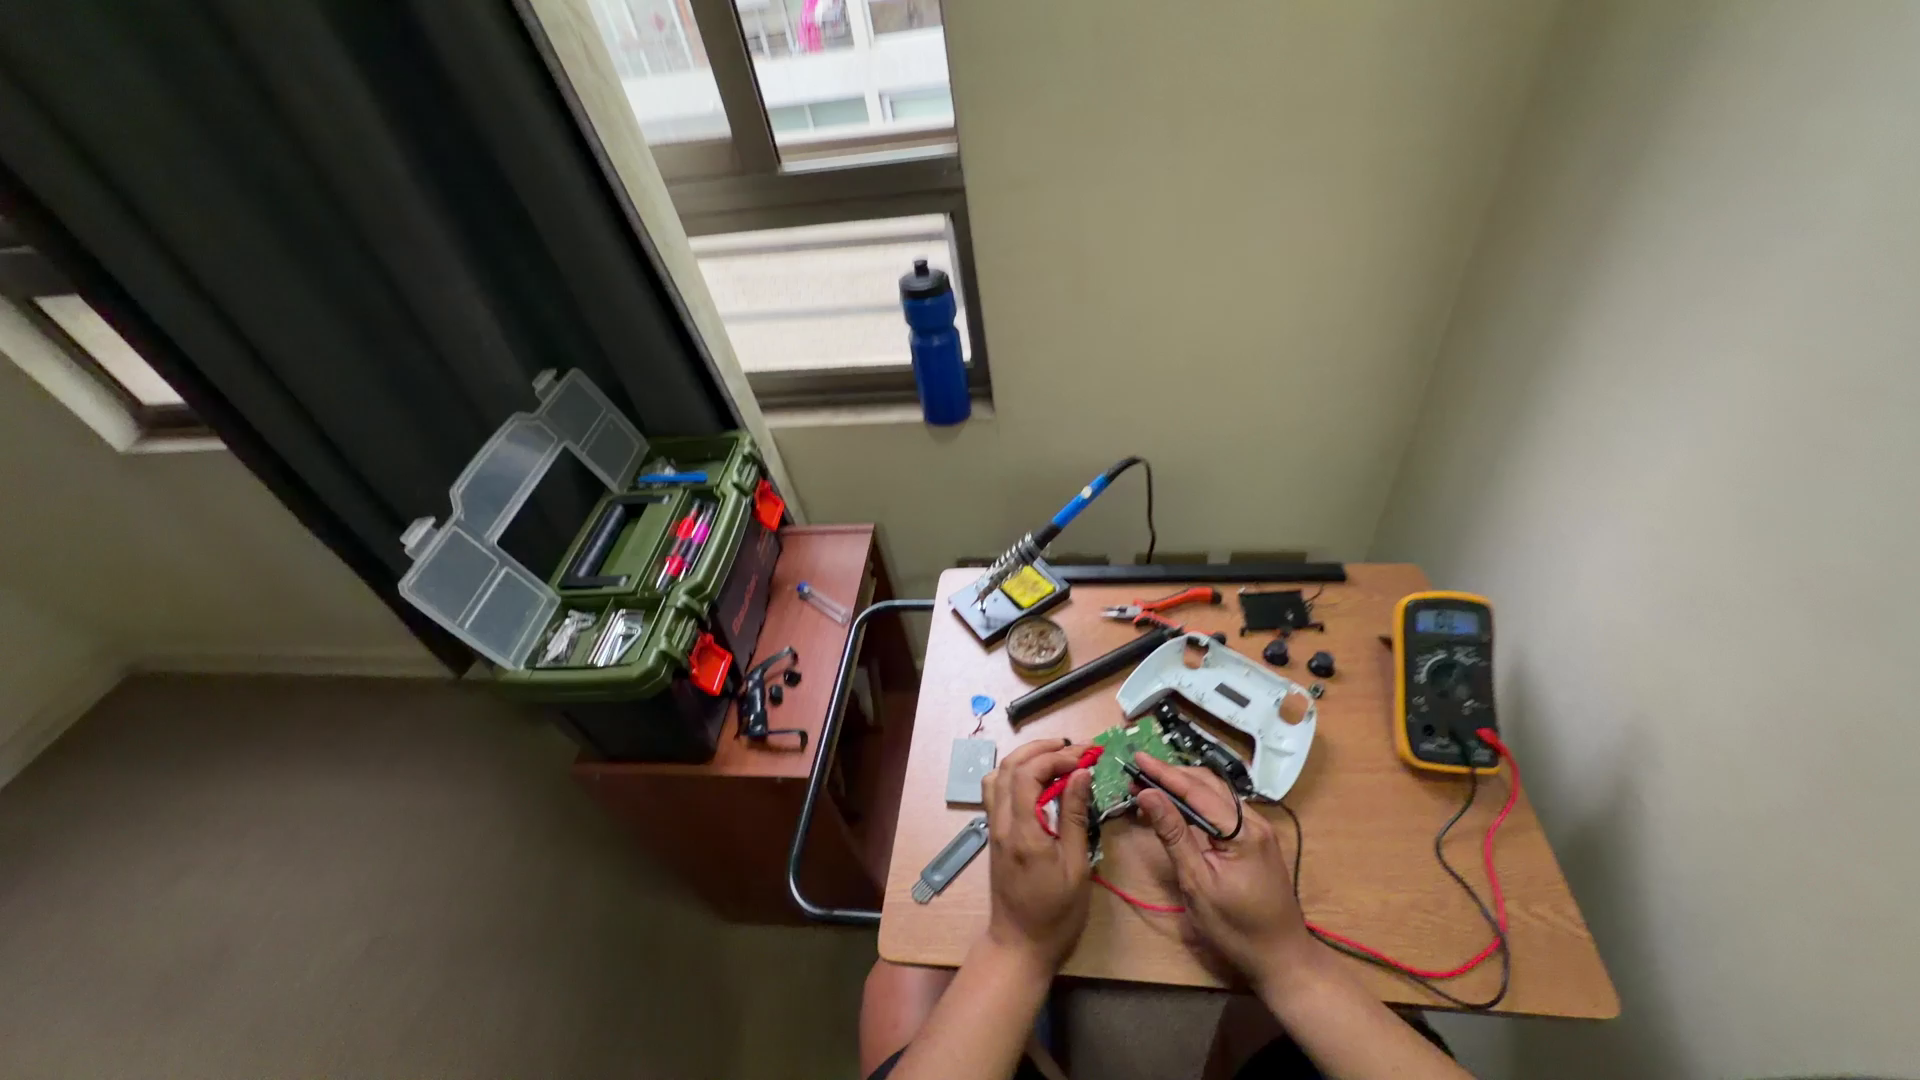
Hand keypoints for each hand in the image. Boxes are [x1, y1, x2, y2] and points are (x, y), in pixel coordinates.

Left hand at [980, 738, 1094, 968]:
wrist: (1019, 944)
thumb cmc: (1055, 913)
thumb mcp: (1076, 867)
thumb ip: (1074, 816)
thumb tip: (1080, 773)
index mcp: (1022, 831)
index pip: (1028, 773)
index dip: (1056, 757)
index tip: (1085, 757)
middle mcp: (1001, 822)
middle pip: (1010, 766)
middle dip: (1042, 749)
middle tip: (1074, 748)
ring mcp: (994, 827)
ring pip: (999, 774)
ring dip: (1027, 757)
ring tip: (1058, 757)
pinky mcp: (994, 833)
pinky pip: (997, 790)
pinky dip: (1016, 773)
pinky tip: (1039, 779)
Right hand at [1132, 753, 1317, 993]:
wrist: (1282, 958)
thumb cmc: (1236, 928)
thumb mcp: (1197, 883)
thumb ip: (1173, 835)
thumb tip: (1148, 795)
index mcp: (1242, 831)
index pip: (1196, 791)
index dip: (1164, 773)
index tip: (1137, 758)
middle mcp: (1255, 821)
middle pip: (1209, 785)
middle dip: (1172, 775)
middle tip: (1139, 772)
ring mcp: (1259, 829)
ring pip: (1217, 794)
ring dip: (1184, 786)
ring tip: (1152, 785)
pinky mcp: (1257, 839)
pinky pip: (1223, 809)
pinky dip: (1198, 801)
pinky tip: (1179, 806)